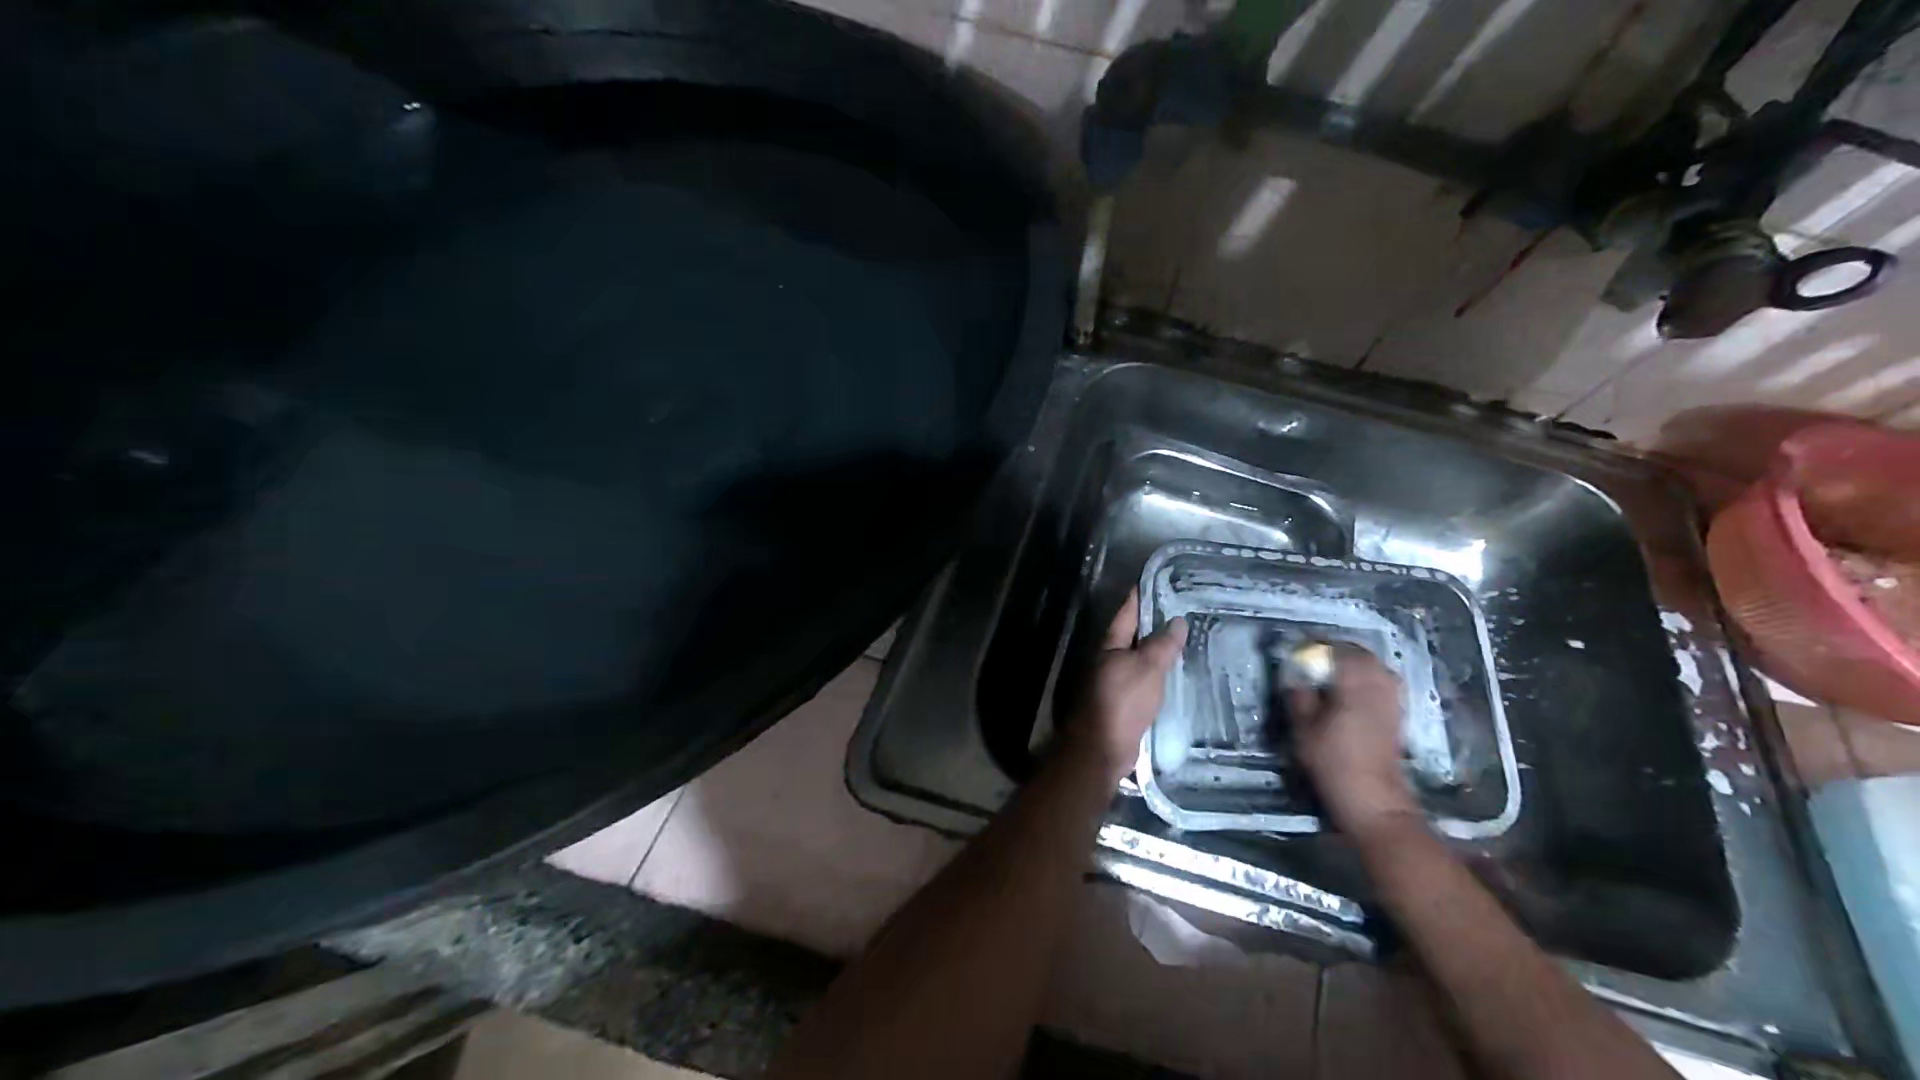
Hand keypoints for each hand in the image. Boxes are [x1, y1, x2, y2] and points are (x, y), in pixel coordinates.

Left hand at [1065, 590, 1187, 781]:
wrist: (1103, 746)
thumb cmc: (1123, 701)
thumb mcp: (1147, 668)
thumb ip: (1162, 644)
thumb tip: (1177, 620)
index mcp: (1110, 644)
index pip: (1127, 612)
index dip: (1140, 596)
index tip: (1156, 581)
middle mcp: (1108, 658)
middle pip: (1131, 634)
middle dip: (1152, 623)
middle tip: (1180, 610)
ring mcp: (1112, 681)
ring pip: (1137, 658)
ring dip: (1156, 649)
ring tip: (1182, 641)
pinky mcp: (1121, 702)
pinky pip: (1142, 679)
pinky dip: (1156, 673)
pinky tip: (1172, 675)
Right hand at [1291, 644, 1418, 838]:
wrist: (1373, 798)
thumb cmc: (1333, 762)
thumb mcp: (1303, 728)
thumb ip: (1299, 696)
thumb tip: (1296, 674)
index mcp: (1354, 684)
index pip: (1337, 650)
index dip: (1318, 644)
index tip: (1301, 645)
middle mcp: (1378, 686)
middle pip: (1362, 654)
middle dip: (1339, 650)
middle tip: (1316, 655)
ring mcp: (1392, 700)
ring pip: (1376, 667)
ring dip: (1356, 662)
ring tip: (1334, 669)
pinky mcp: (1397, 715)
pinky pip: (1383, 682)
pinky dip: (1368, 677)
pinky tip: (1352, 688)